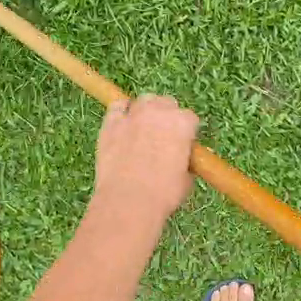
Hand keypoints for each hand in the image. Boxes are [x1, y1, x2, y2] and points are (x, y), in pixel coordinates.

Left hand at [93, 95, 199, 219]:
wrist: (128, 200)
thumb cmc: (163, 193)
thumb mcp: (186, 179)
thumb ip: (185, 161)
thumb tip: (180, 161)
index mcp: (182, 124)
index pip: (189, 118)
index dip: (187, 132)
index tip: (183, 145)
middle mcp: (159, 112)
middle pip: (167, 103)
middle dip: (168, 116)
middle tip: (164, 137)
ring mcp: (133, 115)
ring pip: (144, 101)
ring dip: (147, 110)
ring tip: (143, 129)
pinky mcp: (111, 123)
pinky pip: (118, 107)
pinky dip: (122, 112)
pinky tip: (123, 124)